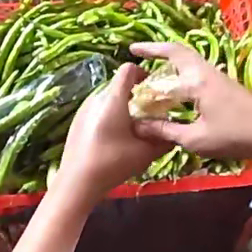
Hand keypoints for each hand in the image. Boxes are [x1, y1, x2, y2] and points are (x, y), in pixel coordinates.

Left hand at [55, 64, 169, 197]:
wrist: (76, 182)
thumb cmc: (112, 163)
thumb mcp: (145, 153)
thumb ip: (164, 140)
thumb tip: (175, 133)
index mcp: (113, 99)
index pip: (128, 69)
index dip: (143, 73)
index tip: (153, 88)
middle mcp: (96, 98)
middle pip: (119, 85)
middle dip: (135, 95)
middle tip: (148, 113)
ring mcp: (83, 109)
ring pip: (108, 98)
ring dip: (122, 106)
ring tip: (132, 128)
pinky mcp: (76, 121)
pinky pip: (97, 109)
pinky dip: (109, 115)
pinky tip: (113, 138)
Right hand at [129, 42, 251, 160]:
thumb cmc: (234, 136)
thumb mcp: (195, 138)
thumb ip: (165, 131)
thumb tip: (138, 126)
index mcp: (196, 81)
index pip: (166, 64)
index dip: (148, 55)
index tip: (130, 51)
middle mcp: (206, 72)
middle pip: (179, 51)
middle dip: (159, 49)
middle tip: (141, 51)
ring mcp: (218, 77)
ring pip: (190, 60)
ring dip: (171, 59)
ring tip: (155, 68)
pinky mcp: (226, 86)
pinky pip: (198, 71)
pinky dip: (182, 71)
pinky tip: (178, 86)